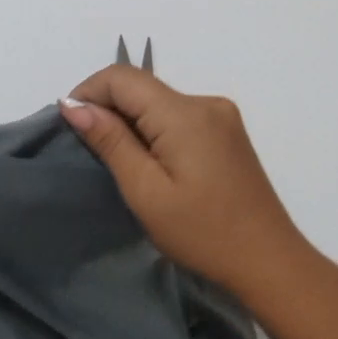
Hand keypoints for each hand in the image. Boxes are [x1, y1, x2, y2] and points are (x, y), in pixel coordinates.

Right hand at [59, 66, 316, 301]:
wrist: (267, 261)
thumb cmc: (200, 232)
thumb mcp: (144, 189)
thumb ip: (110, 140)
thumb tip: (73, 105)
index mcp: (185, 114)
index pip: (122, 77)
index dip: (87, 93)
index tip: (70, 128)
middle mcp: (205, 103)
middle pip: (139, 86)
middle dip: (105, 109)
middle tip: (89, 152)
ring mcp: (220, 117)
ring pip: (155, 101)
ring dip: (126, 121)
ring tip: (116, 163)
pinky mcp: (224, 133)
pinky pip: (173, 116)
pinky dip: (149, 130)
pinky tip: (146, 163)